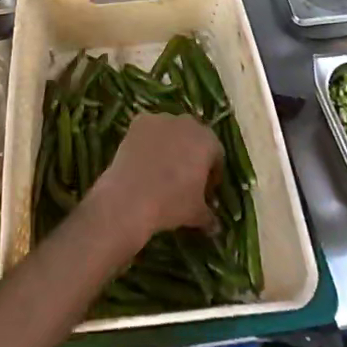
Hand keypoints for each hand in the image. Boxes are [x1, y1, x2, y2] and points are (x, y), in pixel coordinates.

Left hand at [85, 112, 221, 242]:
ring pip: (171, 131)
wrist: (130, 198)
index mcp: (208, 141)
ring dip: (170, 146)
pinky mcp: (138, 121)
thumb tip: (216, 226)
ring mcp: (161, 119)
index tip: (204, 190)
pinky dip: (149, 141)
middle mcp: (187, 123)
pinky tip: (143, 161)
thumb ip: (209, 216)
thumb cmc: (171, 203)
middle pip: (194, 138)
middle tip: (184, 178)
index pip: (216, 155)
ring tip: (161, 170)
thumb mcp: (196, 213)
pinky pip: (149, 130)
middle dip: (192, 155)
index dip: (211, 174)